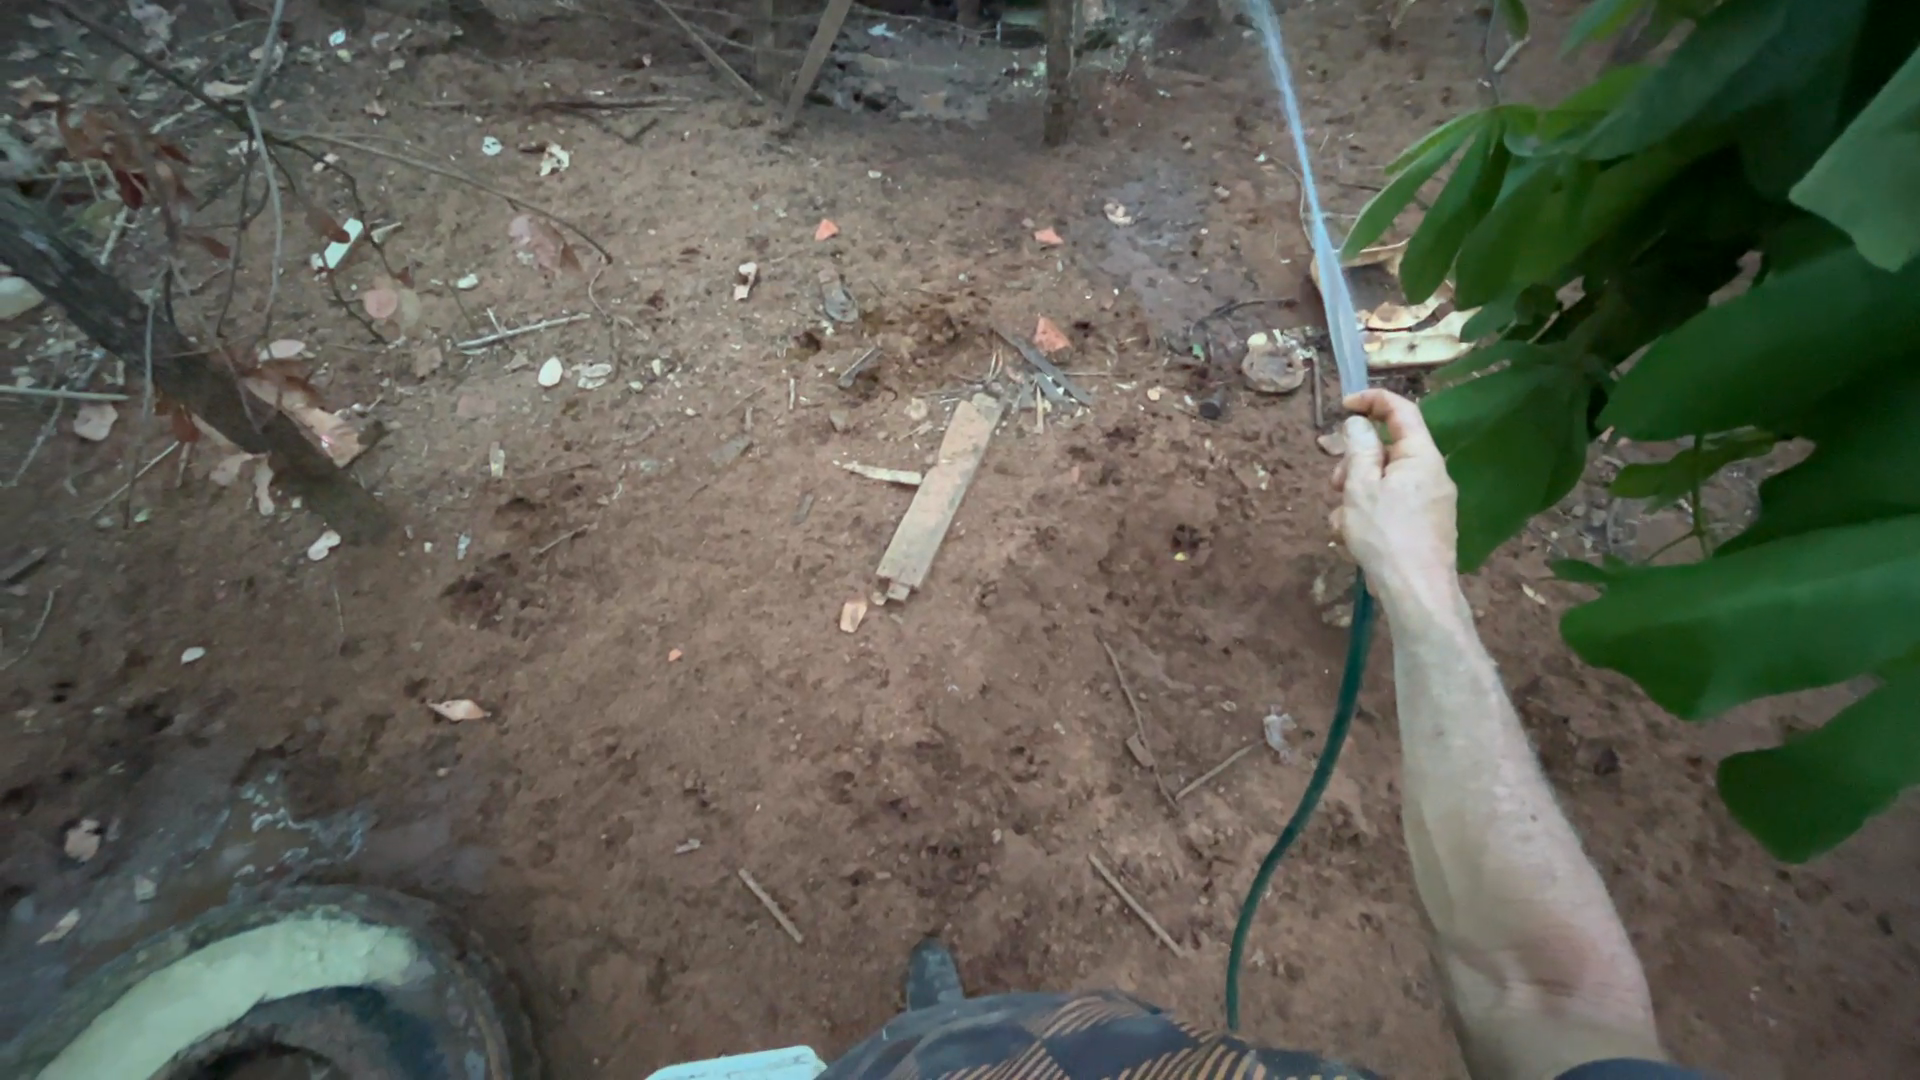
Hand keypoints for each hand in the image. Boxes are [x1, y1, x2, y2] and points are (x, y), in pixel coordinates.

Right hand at [1331, 389, 1460, 611]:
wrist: (1414, 588)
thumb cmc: (1385, 533)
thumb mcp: (1360, 487)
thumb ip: (1358, 450)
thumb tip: (1357, 424)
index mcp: (1421, 457)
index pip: (1401, 411)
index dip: (1371, 401)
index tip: (1343, 407)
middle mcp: (1429, 474)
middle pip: (1385, 451)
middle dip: (1354, 463)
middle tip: (1335, 483)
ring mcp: (1427, 500)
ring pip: (1381, 481)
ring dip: (1353, 494)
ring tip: (1341, 520)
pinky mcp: (1420, 523)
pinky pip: (1387, 505)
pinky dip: (1365, 514)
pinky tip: (1351, 536)